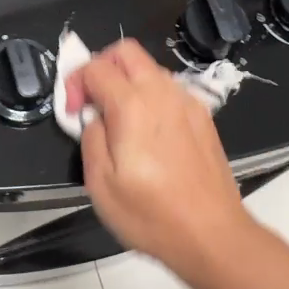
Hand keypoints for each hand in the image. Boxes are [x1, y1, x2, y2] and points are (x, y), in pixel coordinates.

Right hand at [68, 38, 250, 271]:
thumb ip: (90, 137)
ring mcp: (187, 102)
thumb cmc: (152, 216)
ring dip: (127, 80)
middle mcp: (162, 92)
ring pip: (150, 68)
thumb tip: (94, 118)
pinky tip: (148, 133)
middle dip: (101, 66)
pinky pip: (169, 89)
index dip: (75, 82)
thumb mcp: (101, 184)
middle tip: (92, 100)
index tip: (74, 112)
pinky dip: (150, 96)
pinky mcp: (203, 116)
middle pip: (126, 51)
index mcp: (132, 105)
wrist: (214, 236)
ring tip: (119, 120)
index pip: (95, 67)